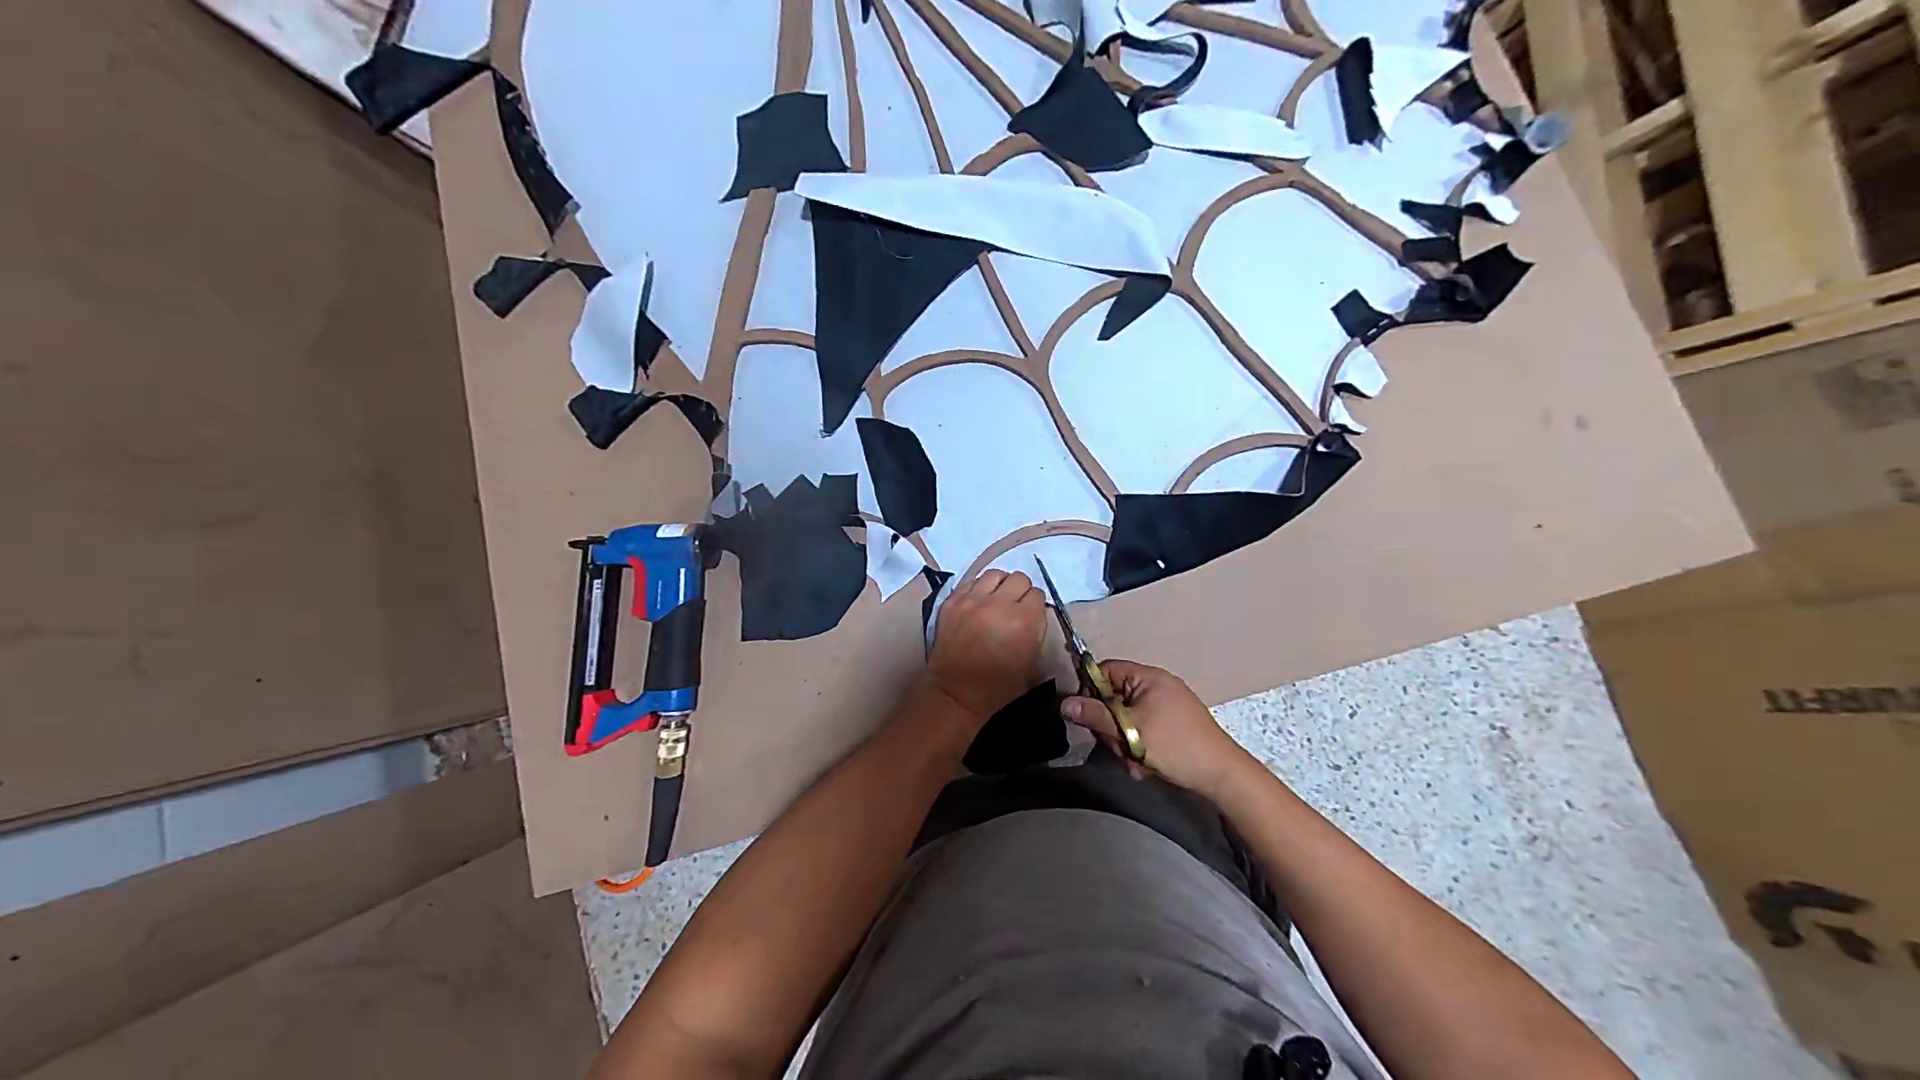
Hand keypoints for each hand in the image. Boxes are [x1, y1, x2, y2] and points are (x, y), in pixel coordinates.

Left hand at [927, 569, 1046, 721]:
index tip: (1030, 614)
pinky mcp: (952, 601)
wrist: (957, 693)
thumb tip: (1034, 613)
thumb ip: (1036, 631)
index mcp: (1024, 621)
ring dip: (1000, 585)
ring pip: (995, 574)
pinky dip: (979, 589)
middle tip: (1015, 606)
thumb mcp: (1032, 663)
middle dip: (1020, 592)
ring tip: (997, 599)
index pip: (1037, 595)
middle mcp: (999, 604)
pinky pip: (971, 582)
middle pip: (1019, 579)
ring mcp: (972, 600)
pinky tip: (979, 603)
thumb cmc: (998, 686)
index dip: (1035, 605)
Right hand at [1061, 660, 1255, 798]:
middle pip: (1114, 697)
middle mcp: (1157, 685)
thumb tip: (1064, 702)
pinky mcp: (1173, 725)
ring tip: (1136, 761)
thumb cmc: (1176, 746)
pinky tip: (1145, 766)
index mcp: (1148, 677)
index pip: (1105, 671)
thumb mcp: (1129, 731)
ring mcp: (1167, 705)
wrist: (1222, 775)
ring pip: (1127, 719)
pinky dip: (1139, 748)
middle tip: (1119, 746)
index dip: (1090, 691)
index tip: (1087, 715)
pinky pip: (1143, 730)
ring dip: (1125, 742)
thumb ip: (1094, 715)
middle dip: (1111, 726)